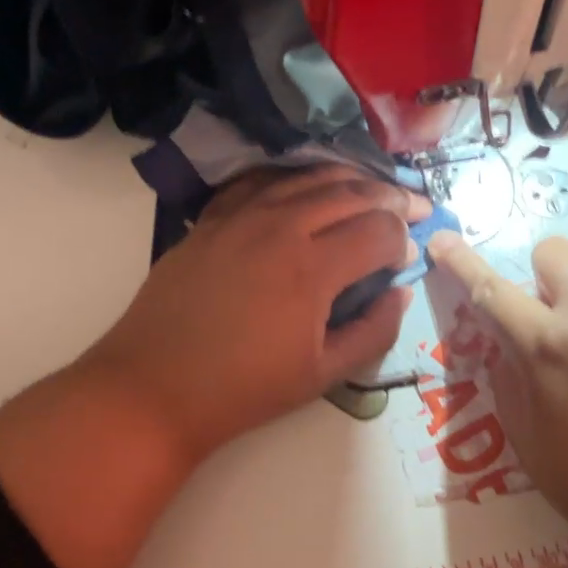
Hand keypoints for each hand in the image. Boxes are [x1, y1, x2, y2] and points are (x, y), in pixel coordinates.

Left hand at [0, 165, 426, 567]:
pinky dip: (294, 177)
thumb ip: (373, 331)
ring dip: (348, 179)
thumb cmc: (242, 390)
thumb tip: (400, 293)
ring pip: (307, 177)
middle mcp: (280, 226)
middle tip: (413, 206)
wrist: (154, 386)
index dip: (404, 238)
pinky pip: (261, 181)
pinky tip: (305, 186)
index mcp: (312, 268)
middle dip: (391, 196)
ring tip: (371, 188)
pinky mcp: (212, 218)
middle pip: (350, 191)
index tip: (408, 256)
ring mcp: (241, 216)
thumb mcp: (321, 374)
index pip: (378, 230)